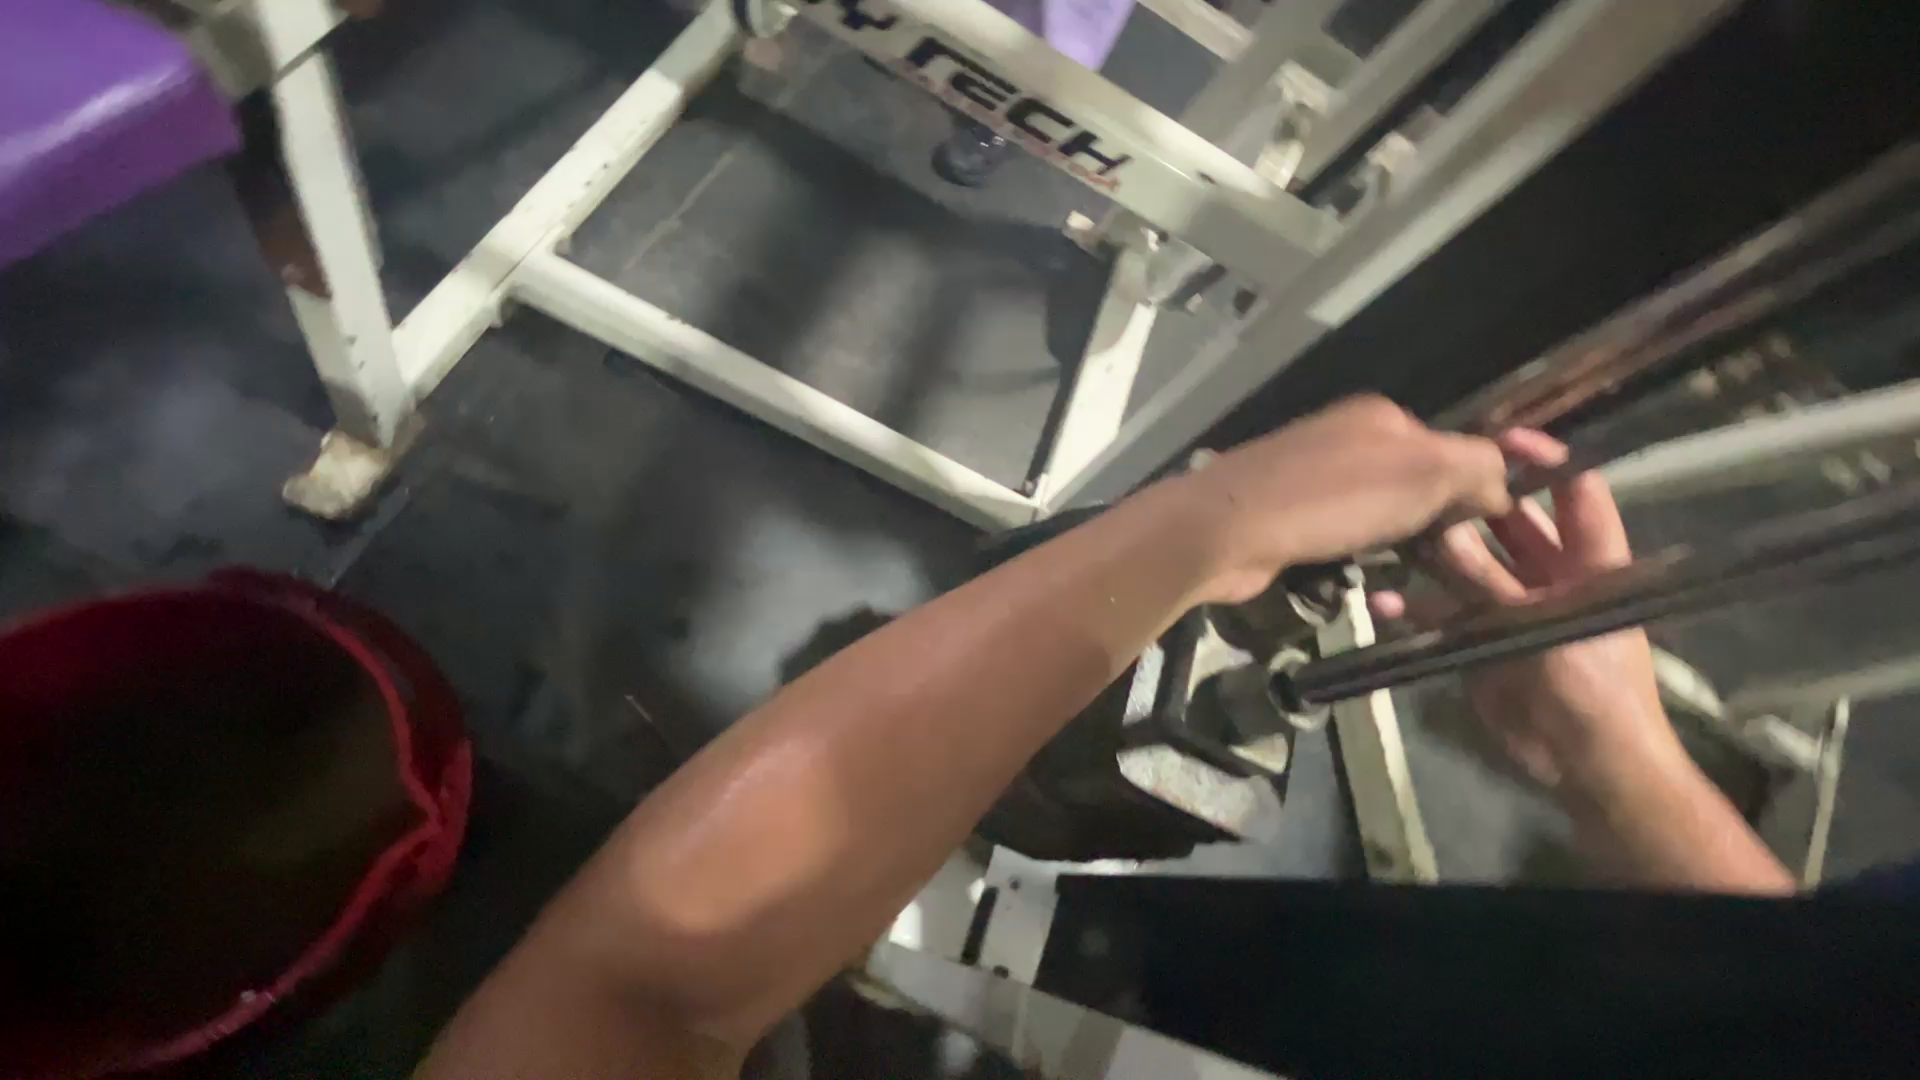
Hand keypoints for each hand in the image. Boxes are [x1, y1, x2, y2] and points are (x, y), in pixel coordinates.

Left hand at [1170, 395, 1512, 603]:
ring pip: (1377, 517)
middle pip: (1415, 485)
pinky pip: (1340, 540)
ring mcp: (1308, 481)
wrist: (1224, 531)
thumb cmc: (1329, 497)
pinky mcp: (1285, 520)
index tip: (1501, 530)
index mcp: (1379, 418)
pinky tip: (1363, 580)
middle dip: (1439, 525)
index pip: (1452, 448)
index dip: (1481, 487)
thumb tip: (1501, 486)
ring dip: (1398, 547)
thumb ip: (1475, 466)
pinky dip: (1356, 559)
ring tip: (1417, 578)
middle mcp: (1343, 442)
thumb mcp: (1422, 471)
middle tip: (1461, 566)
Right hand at [1370, 429, 1684, 791]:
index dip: (1548, 460)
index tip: (1500, 436)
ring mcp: (1507, 607)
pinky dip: (1409, 611)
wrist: (1582, 761)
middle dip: (1469, 506)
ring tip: (1391, 540)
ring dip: (1430, 558)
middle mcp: (1547, 576)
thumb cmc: (1593, 688)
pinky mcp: (1475, 639)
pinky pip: (1437, 615)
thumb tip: (1443, 539)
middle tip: (1421, 482)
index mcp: (1592, 564)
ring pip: (1463, 567)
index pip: (1578, 495)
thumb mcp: (1546, 627)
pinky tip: (1380, 606)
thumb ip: (1494, 584)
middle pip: (1507, 525)